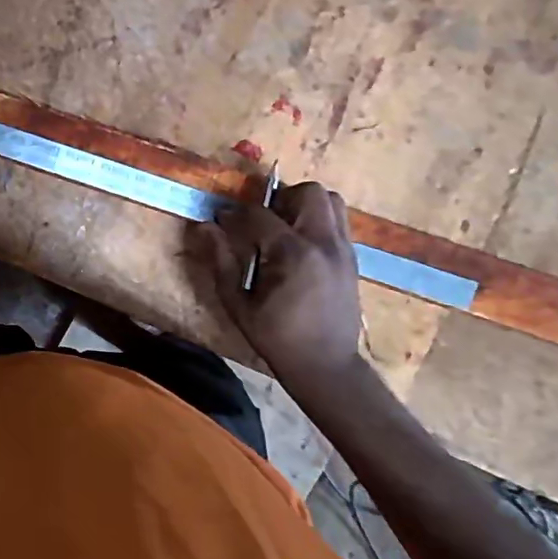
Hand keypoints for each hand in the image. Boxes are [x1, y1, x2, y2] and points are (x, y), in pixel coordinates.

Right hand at [194, 182, 365, 388]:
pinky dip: (318, 221)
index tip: (222, 220)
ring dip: (305, 205)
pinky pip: (338, 222)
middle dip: (282, 198)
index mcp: (292, 253)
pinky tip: (301, 247)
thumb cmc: (277, 338)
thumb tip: (205, 228)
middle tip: (264, 219)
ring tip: (285, 228)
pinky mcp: (352, 259)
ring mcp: (343, 249)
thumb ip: (221, 261)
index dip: (236, 214)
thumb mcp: (239, 304)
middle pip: (308, 192)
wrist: (327, 367)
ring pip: (331, 201)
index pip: (260, 214)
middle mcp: (323, 242)